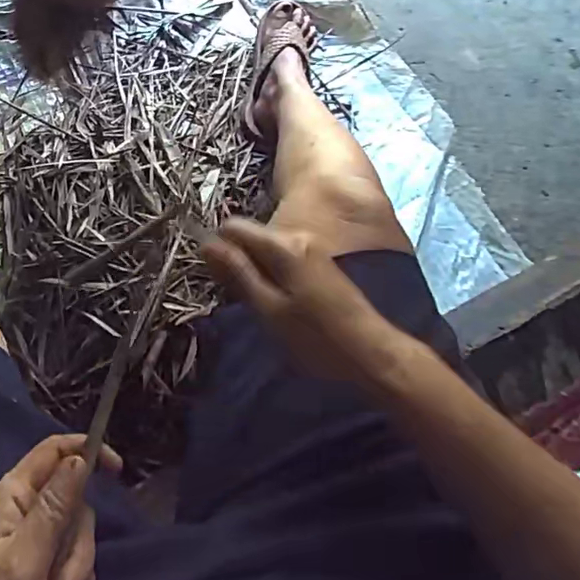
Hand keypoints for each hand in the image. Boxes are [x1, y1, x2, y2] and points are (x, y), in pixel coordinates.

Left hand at [0, 434, 120, 579]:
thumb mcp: (24, 560)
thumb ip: (54, 508)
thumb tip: (80, 458)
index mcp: (14, 496)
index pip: (55, 451)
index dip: (86, 449)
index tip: (117, 469)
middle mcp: (28, 513)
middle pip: (77, 506)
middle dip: (76, 551)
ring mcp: (38, 545)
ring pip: (82, 544)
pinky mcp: (47, 575)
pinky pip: (79, 575)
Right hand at [201, 218, 407, 384]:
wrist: (373, 353)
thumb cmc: (316, 337)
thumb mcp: (268, 309)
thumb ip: (237, 272)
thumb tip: (206, 244)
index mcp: (283, 244)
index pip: (233, 226)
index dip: (218, 247)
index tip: (216, 276)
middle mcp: (299, 237)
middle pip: (252, 236)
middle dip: (238, 259)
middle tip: (240, 298)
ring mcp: (314, 249)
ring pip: (268, 249)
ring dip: (257, 270)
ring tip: (262, 305)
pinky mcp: (323, 264)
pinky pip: (285, 259)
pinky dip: (276, 275)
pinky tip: (284, 304)